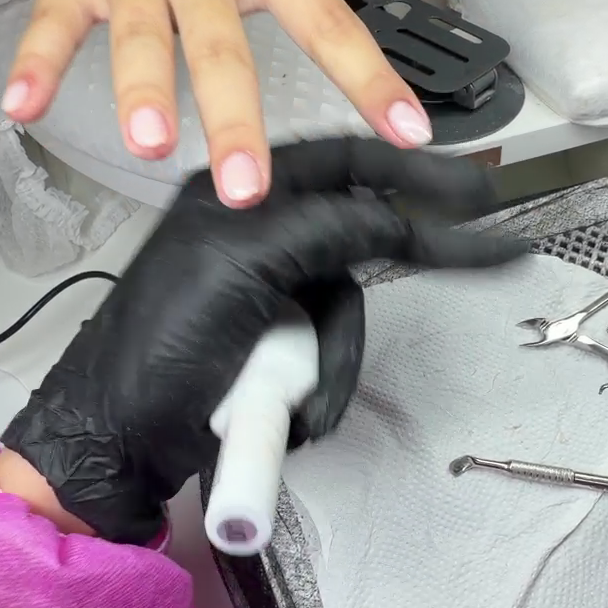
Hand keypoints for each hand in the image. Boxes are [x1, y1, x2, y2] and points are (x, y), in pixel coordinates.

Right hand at [1, 0, 440, 207]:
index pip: (326, 20)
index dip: (369, 78)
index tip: (405, 131)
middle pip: (220, 48)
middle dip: (234, 119)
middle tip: (246, 186)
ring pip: (137, 38)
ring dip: (141, 92)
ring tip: (150, 145)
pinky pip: (51, 20)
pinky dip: (34, 63)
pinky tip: (22, 108)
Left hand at [3, 138, 528, 541]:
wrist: (119, 438)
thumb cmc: (158, 349)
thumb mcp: (238, 271)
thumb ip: (320, 229)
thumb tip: (389, 219)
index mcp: (242, 194)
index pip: (347, 168)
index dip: (418, 176)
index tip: (478, 195)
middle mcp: (261, 232)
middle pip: (360, 236)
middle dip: (414, 252)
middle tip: (489, 251)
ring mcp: (272, 290)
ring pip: (346, 306)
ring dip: (338, 358)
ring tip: (304, 403)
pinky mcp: (277, 340)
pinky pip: (328, 348)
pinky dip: (326, 380)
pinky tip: (299, 411)